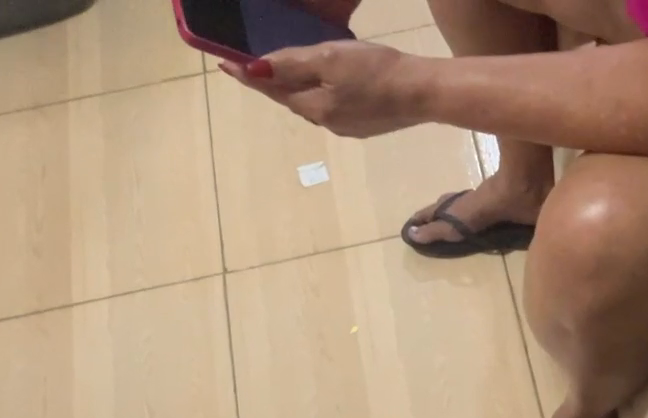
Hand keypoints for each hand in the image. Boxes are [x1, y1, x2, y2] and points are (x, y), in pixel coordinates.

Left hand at [223, 41, 428, 137]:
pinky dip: (322, 96)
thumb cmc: (376, 71)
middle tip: (255, 67)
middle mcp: (327, 124)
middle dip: (273, 85)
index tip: (226, 64)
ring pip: (314, 106)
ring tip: (290, 74)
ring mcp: (348, 128)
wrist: (422, 92)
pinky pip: (333, 109)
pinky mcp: (366, 125)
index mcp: (316, 108)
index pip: (274, 90)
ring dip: (298, 91)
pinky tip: (329, 86)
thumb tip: (256, 69)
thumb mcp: (330, 59)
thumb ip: (292, 64)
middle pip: (293, 100)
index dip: (250, 77)